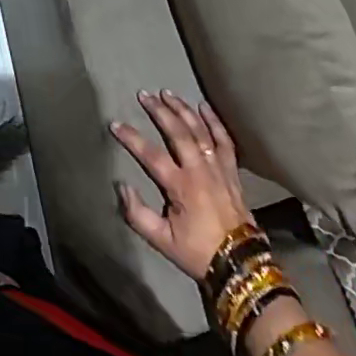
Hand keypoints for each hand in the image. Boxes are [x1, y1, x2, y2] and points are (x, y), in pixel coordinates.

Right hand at [111, 90, 254, 279]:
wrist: (240, 261)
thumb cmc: (197, 251)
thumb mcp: (161, 240)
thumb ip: (137, 214)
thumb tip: (121, 186)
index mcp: (182, 187)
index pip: (152, 155)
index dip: (132, 138)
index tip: (116, 124)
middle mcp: (201, 171)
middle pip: (179, 133)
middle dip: (160, 112)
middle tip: (144, 95)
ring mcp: (219, 168)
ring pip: (200, 131)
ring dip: (183, 110)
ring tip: (167, 93)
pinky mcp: (232, 171)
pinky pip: (224, 140)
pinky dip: (215, 121)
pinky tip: (204, 106)